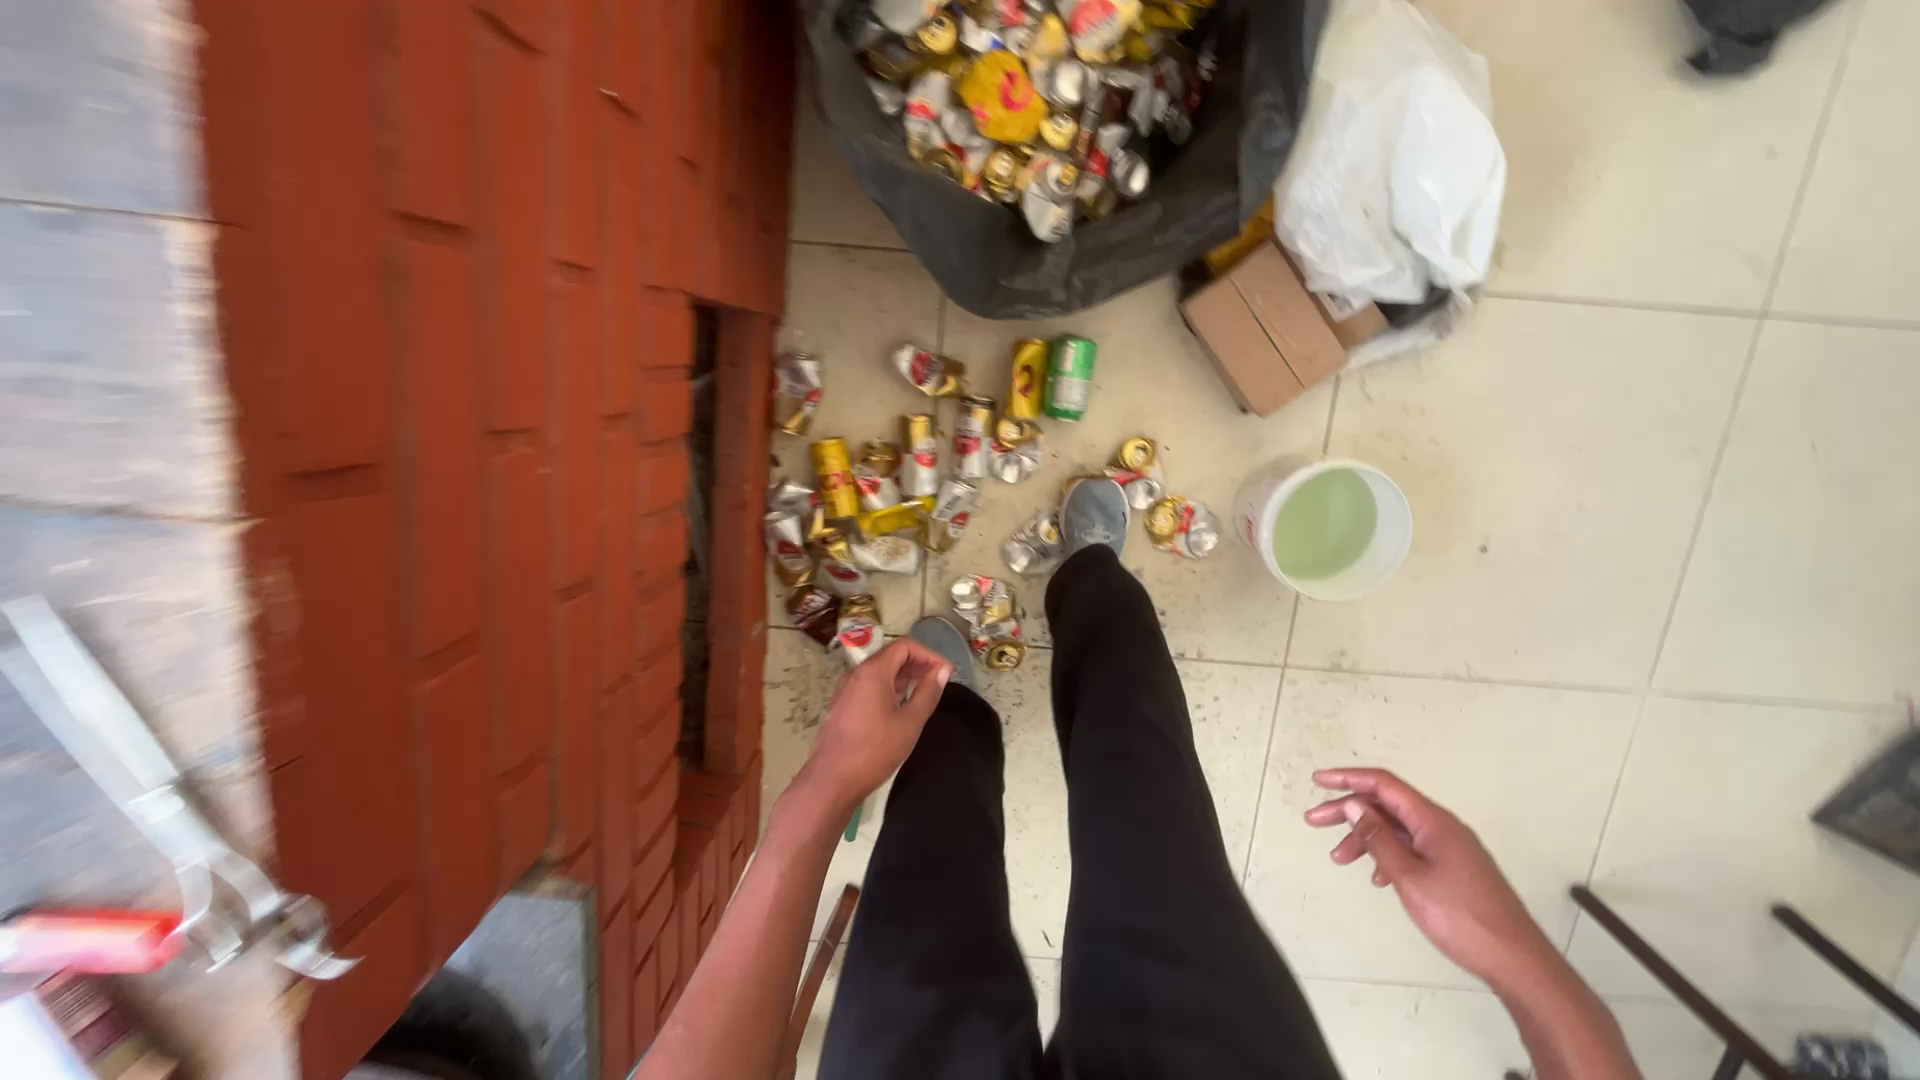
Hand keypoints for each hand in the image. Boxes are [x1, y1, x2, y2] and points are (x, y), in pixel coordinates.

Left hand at [795, 639, 953, 810]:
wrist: (831, 780)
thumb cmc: (875, 750)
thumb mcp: (910, 722)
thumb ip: (928, 693)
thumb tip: (942, 671)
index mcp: (873, 671)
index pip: (904, 646)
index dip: (929, 655)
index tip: (946, 672)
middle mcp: (856, 673)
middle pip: (891, 656)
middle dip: (918, 664)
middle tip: (939, 682)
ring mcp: (846, 689)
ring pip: (880, 672)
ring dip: (904, 677)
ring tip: (924, 694)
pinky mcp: (843, 705)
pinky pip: (869, 686)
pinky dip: (889, 688)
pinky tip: (901, 707)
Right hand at [1305, 768, 1555, 986]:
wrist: (1515, 960)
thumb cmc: (1459, 916)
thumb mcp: (1408, 876)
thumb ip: (1378, 838)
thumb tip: (1354, 805)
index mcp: (1432, 820)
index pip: (1384, 784)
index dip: (1348, 778)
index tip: (1318, 780)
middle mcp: (1441, 826)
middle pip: (1387, 805)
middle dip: (1349, 810)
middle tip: (1314, 821)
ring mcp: (1449, 847)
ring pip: (1397, 829)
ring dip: (1366, 838)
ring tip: (1341, 859)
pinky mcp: (1453, 868)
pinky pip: (1411, 848)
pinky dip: (1387, 855)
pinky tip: (1377, 877)